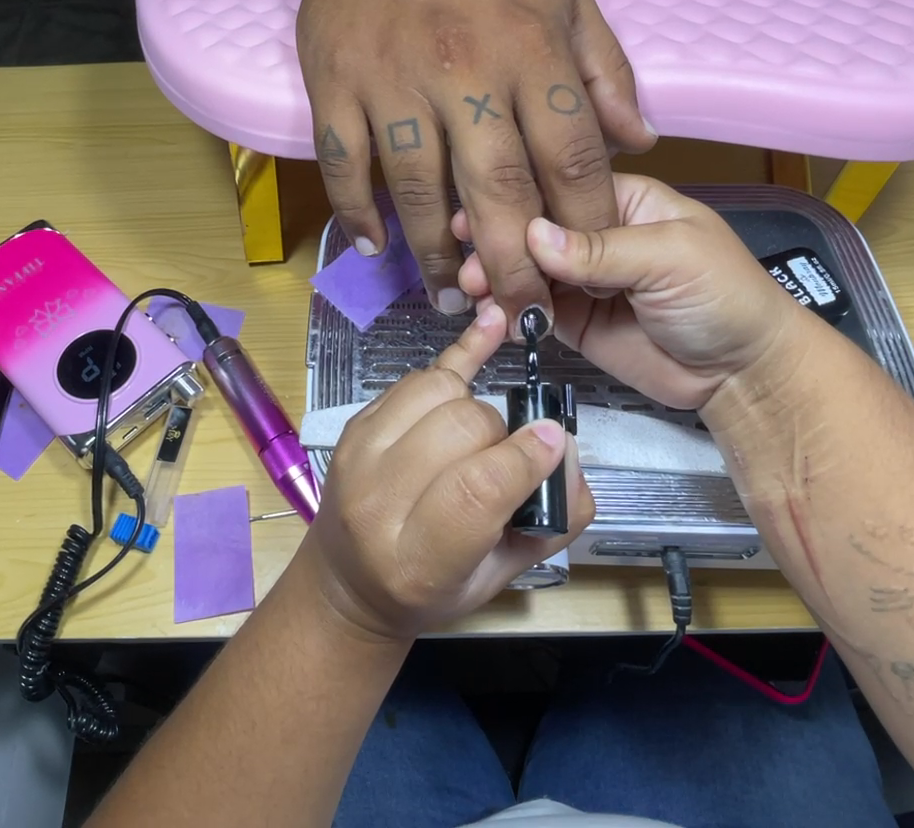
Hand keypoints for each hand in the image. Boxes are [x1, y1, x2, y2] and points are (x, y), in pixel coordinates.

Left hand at [295, 304, 594, 642]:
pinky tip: (493, 324)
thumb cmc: (430, 589)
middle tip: (506, 456)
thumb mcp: (500, 578)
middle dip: (502, 434)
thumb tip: (566, 452)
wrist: (348, 581)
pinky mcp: (356, 425)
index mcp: (416, 561)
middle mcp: (377, 503)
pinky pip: (414, 376)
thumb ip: (550, 522)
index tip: (554, 443)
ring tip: (480, 434)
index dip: (522, 459)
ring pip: (436, 391)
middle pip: (457, 429)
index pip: (473, 491)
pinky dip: (458, 352)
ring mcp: (359, 457)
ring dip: (475, 405)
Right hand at [298, 0, 655, 327]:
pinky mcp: (334, 88)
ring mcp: (390, 82)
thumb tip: (640, 140)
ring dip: (433, 255)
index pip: (569, 151)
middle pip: (496, 188)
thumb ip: (606, 69)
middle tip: (522, 314)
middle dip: (514, 264)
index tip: (585, 265)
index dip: (583, 219)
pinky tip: (375, 248)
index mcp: (529, 46)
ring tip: (450, 297)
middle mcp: (462, 70)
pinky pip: (344, 166)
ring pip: (416, 189)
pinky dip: (356, 214)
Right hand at [455, 174, 811, 408]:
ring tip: (476, 292)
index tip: (475, 213)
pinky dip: (508, 312)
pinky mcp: (570, 320)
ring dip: (496, 279)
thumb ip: (602, 248)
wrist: (741, 373)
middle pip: (531, 230)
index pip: (557, 187)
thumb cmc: (723, 296)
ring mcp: (577, 279)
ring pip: (524, 270)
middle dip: (497, 244)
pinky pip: (530, 310)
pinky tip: (492, 316)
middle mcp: (590, 233)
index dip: (516, 200)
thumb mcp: (671, 257)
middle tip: (471, 263)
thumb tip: (533, 235)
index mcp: (619, 199)